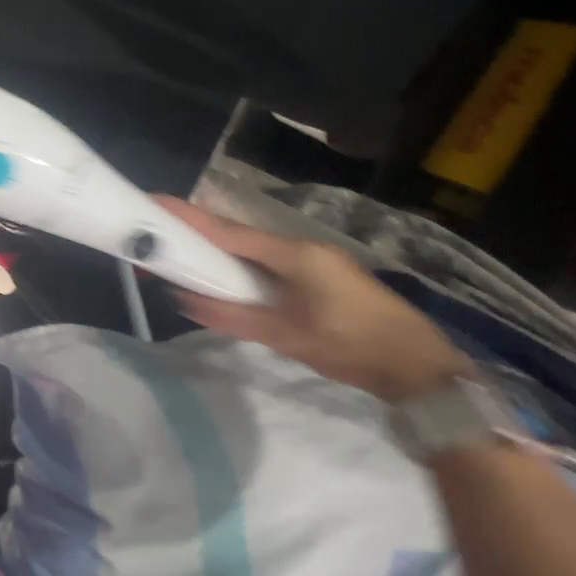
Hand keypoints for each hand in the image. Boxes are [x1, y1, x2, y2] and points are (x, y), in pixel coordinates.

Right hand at [161, 196, 470, 402]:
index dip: (186, 216)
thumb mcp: (287, 337)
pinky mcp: (321, 277)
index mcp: (293, 254)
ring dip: (214, 250)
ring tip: (178, 255)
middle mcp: (301, 248)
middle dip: (193, 232)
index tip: (149, 202)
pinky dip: (237, 264)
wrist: (426, 374)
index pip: (226, 230)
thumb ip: (230, 316)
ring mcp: (314, 261)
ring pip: (251, 248)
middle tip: (154, 235)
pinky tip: (222, 276)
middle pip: (235, 234)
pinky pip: (266, 262)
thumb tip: (180, 298)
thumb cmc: (354, 348)